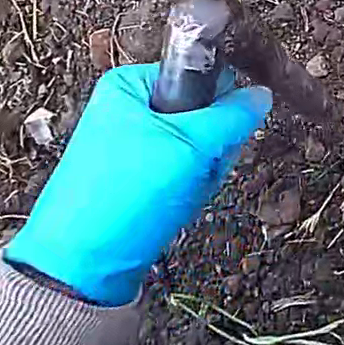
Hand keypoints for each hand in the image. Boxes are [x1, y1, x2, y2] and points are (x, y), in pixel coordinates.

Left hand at [5, 63, 271, 304]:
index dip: (218, 103)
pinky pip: (182, 169)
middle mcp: (127, 108)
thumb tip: (261, 95)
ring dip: (203, 170)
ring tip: (185, 191)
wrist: (82, 269)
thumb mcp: (192, 147)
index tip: (219, 131)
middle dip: (212, 145)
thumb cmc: (122, 198)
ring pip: (196, 144)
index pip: (198, 75)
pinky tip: (178, 203)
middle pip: (201, 111)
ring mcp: (131, 144)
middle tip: (200, 167)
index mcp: (129, 85)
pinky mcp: (136, 175)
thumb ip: (233, 116)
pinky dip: (189, 187)